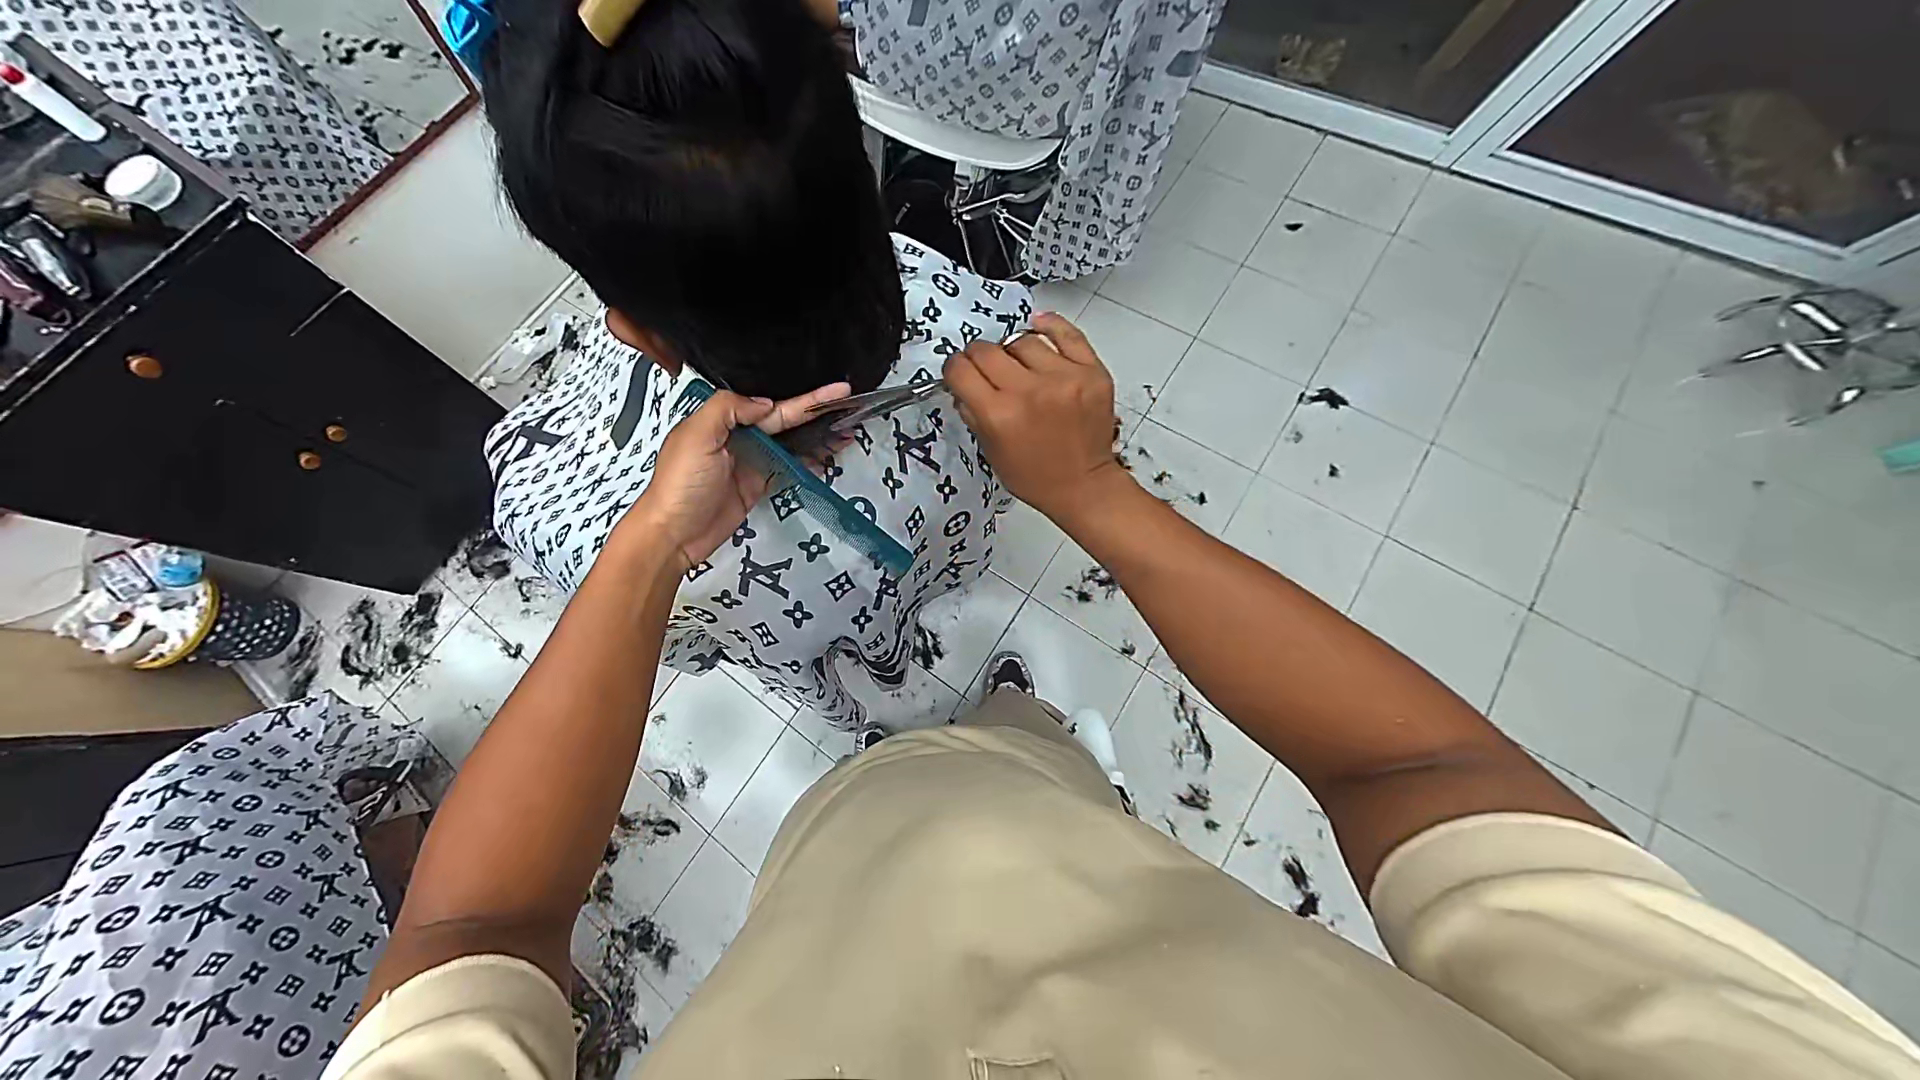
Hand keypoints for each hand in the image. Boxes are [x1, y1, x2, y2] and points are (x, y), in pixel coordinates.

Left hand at [615, 382, 851, 569]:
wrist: (673, 534)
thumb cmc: (678, 486)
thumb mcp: (696, 436)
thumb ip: (727, 410)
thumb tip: (764, 404)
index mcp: (721, 421)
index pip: (769, 406)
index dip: (802, 400)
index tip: (830, 393)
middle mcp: (736, 438)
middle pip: (784, 422)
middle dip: (815, 413)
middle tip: (846, 405)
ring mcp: (748, 463)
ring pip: (789, 444)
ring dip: (816, 438)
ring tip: (844, 432)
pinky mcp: (755, 486)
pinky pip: (786, 469)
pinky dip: (806, 463)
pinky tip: (824, 457)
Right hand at [945, 312, 1132, 522]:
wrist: (1083, 485)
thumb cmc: (1037, 476)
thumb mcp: (990, 451)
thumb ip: (972, 412)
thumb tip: (963, 382)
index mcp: (999, 415)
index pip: (960, 369)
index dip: (955, 369)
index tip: (961, 372)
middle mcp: (1030, 392)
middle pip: (987, 350)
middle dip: (979, 358)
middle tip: (987, 370)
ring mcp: (1064, 379)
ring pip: (1023, 340)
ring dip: (1014, 351)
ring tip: (1019, 368)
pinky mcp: (1091, 372)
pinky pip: (1067, 333)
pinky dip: (1050, 327)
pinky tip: (1038, 329)